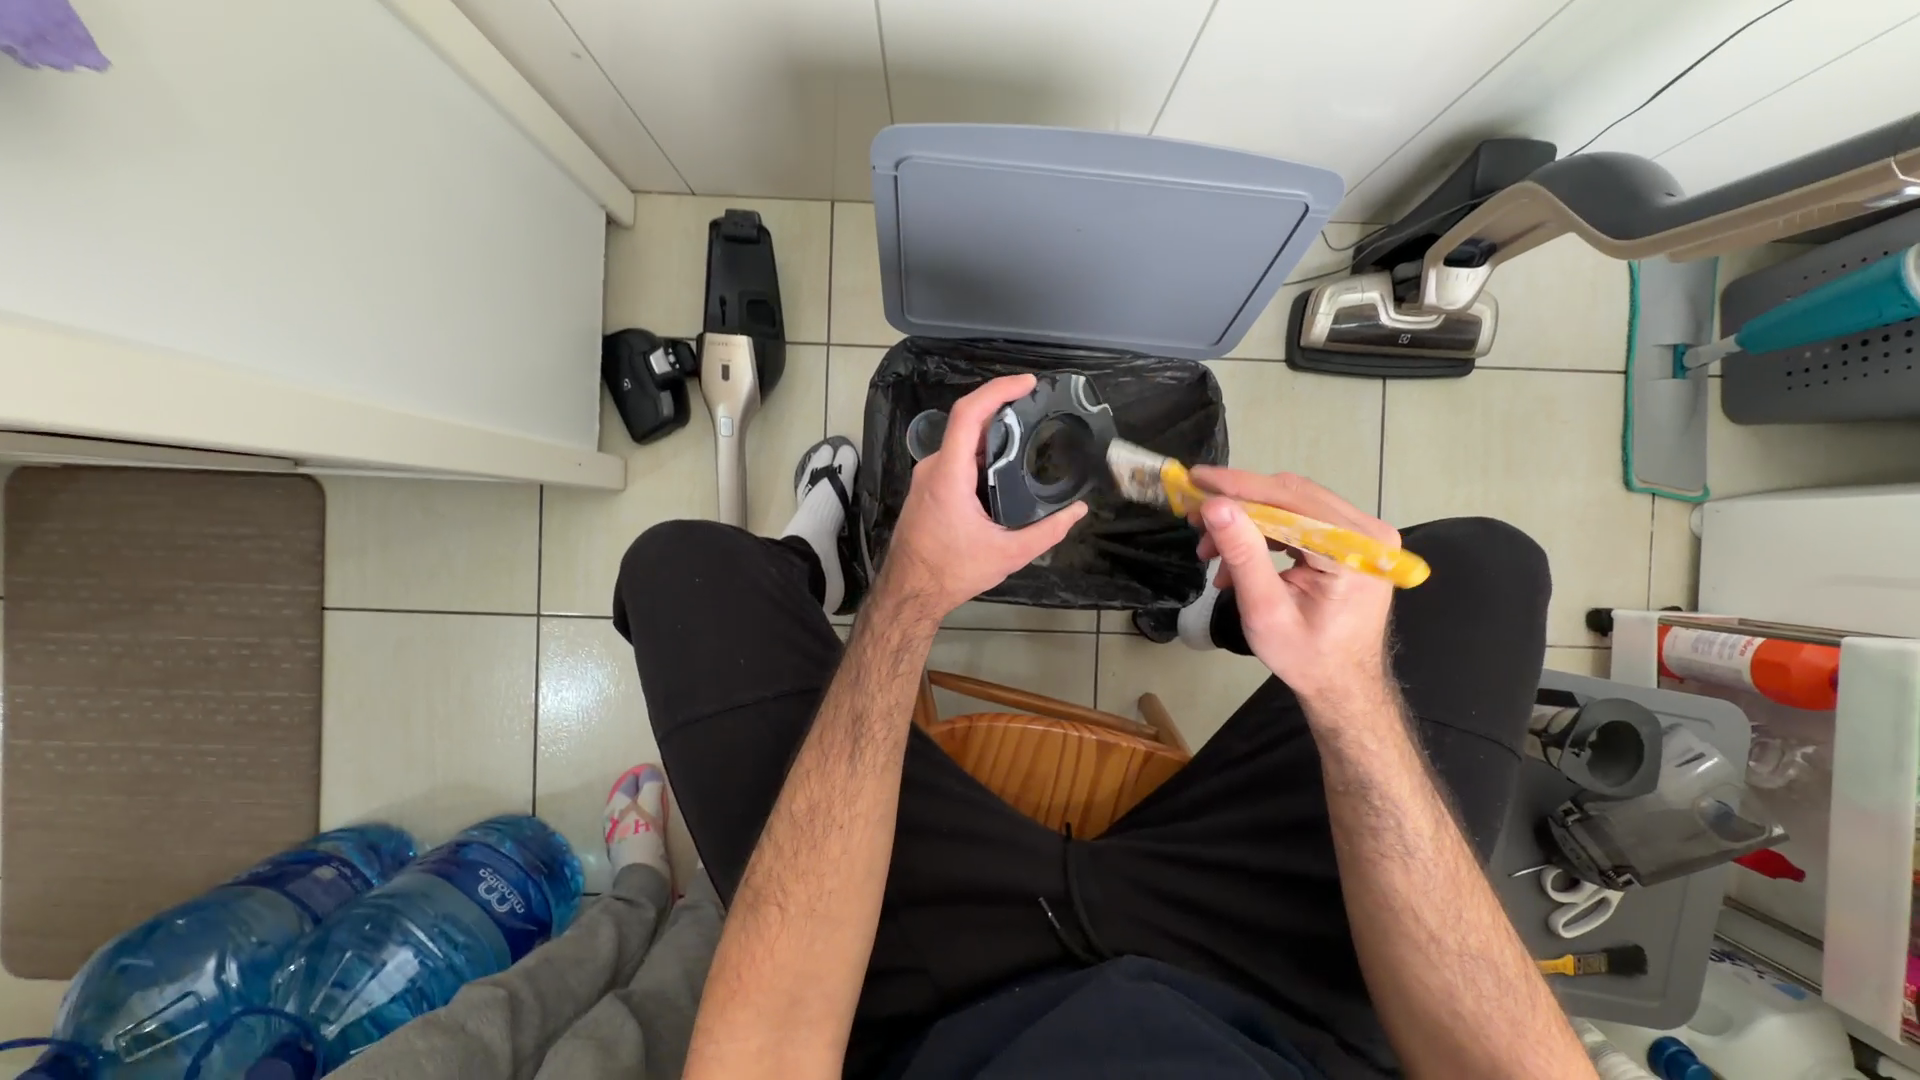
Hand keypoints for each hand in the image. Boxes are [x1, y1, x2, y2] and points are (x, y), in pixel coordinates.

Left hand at [877, 375, 1088, 620]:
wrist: (909, 591)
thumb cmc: (951, 573)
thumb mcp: (1008, 555)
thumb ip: (1047, 531)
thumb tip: (1077, 512)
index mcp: (949, 476)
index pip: (968, 414)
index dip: (997, 390)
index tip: (1027, 383)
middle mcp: (934, 468)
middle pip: (968, 424)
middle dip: (1003, 411)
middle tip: (1038, 410)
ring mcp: (927, 477)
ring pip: (962, 443)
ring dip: (992, 436)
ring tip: (1028, 437)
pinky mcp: (927, 488)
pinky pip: (956, 458)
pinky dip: (980, 454)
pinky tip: (1004, 466)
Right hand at [1191, 468, 1397, 709]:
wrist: (1342, 684)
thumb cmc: (1305, 656)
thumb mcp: (1265, 610)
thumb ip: (1243, 554)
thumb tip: (1215, 505)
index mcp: (1352, 550)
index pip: (1289, 500)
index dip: (1238, 487)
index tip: (1195, 479)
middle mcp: (1365, 531)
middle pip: (1290, 496)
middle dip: (1237, 505)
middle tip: (1194, 519)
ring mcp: (1360, 534)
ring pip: (1290, 504)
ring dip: (1245, 522)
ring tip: (1210, 551)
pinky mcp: (1350, 539)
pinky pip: (1299, 519)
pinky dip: (1263, 532)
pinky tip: (1236, 559)